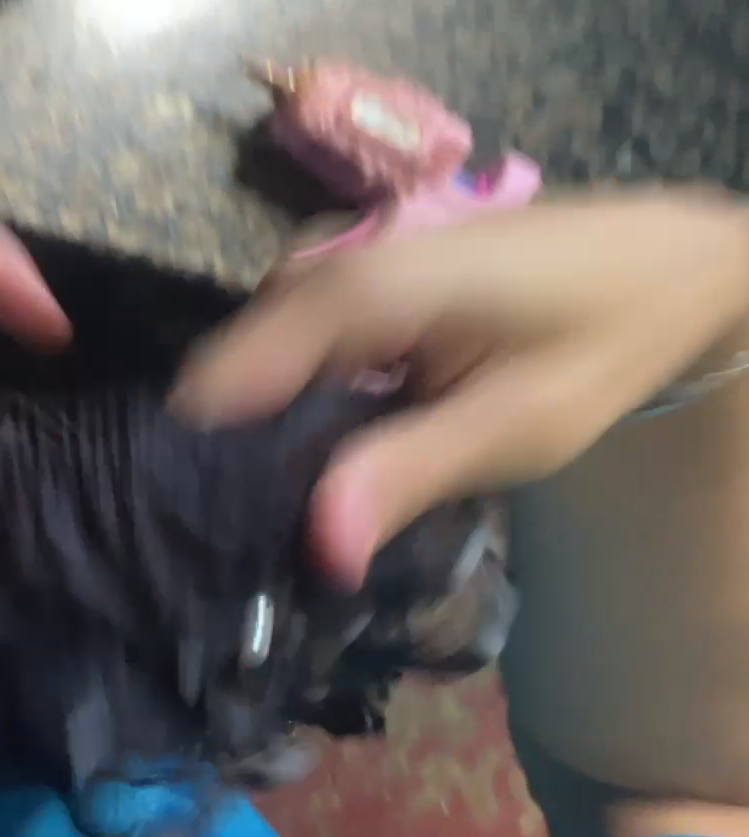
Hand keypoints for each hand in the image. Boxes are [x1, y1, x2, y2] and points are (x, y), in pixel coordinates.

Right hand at [170, 190, 748, 586]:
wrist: (663, 258)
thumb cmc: (602, 338)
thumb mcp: (524, 424)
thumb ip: (410, 474)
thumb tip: (322, 551)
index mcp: (367, 292)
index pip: (234, 374)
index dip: (210, 447)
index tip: (201, 513)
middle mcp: (325, 266)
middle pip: (227, 366)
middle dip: (229, 437)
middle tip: (251, 508)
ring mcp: (322, 263)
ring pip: (239, 355)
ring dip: (246, 416)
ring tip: (273, 476)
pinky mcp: (326, 274)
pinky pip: (265, 341)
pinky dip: (268, 387)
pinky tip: (300, 424)